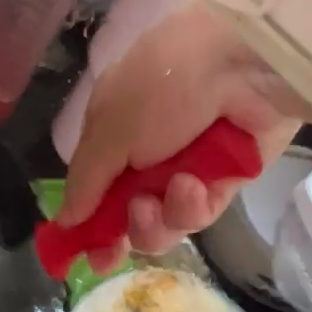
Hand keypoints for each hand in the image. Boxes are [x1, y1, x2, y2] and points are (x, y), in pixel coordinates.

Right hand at [61, 0, 306, 270]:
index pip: (96, 186)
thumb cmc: (163, 84)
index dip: (89, 222)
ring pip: (164, 222)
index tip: (82, 253)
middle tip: (118, 244)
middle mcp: (151, 152)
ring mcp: (191, 167)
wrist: (247, 58)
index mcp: (116, 130)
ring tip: (156, 203)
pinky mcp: (230, 179)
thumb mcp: (108, 130)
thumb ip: (85, 182)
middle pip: (130, 214)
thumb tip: (64, 221)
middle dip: (124, 230)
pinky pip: (200, 213)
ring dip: (156, 220)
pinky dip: (191, 206)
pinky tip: (193, 188)